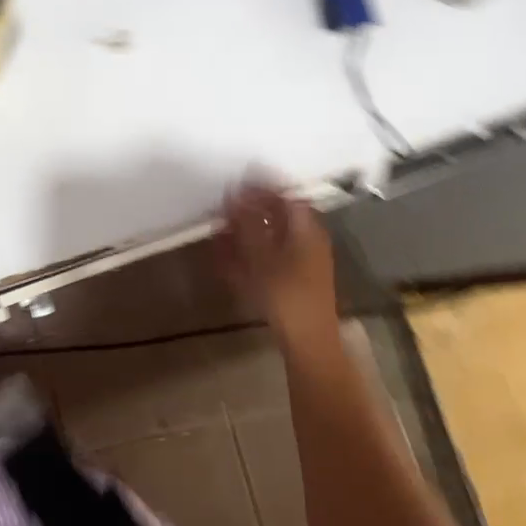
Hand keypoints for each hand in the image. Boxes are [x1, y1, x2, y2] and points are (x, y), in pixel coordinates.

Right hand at [214, 179, 338, 353]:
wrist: (308, 342)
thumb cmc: (287, 294)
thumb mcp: (262, 255)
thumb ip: (247, 223)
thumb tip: (235, 195)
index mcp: (307, 230)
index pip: (285, 196)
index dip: (262, 186)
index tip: (237, 183)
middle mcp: (307, 241)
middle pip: (277, 216)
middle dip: (249, 210)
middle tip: (222, 207)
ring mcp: (301, 262)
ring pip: (270, 237)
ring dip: (245, 231)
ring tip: (218, 230)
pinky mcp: (292, 281)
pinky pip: (267, 257)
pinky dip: (248, 253)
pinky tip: (225, 256)